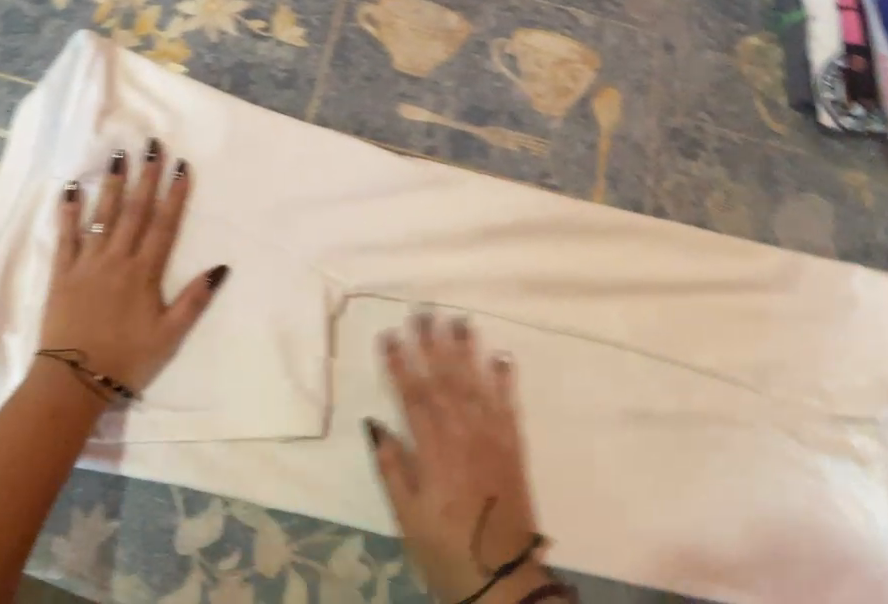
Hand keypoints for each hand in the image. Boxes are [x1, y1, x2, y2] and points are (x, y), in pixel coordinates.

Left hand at [39, 138, 227, 395]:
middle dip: (145, 176)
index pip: (164, 225)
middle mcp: (116, 259)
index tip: (181, 166)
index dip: (175, 194)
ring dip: (112, 183)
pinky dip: (68, 211)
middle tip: (151, 145)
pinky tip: (70, 188)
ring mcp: (87, 263)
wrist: (72, 381)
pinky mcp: (61, 273)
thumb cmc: (127, 359)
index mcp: (144, 273)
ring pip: (102, 215)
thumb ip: (194, 300)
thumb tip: (221, 267)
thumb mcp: (169, 336)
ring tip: (119, 155)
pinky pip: (65, 236)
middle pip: (134, 210)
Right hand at [368, 314, 546, 602]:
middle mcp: (463, 435)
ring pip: (476, 385)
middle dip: (431, 344)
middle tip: (422, 311)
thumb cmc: (444, 548)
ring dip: (466, 351)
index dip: (399, 363)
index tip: (388, 334)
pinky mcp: (513, 447)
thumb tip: (374, 421)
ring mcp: (492, 438)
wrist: (502, 576)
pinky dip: (505, 379)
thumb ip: (391, 466)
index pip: (413, 396)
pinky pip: (509, 405)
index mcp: (432, 451)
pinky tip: (500, 356)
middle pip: (445, 381)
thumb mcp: (405, 516)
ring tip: (458, 320)